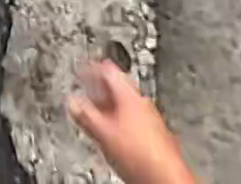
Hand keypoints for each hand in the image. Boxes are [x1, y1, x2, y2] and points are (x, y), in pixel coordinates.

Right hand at [68, 60, 198, 183]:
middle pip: (117, 85)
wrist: (167, 180)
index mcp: (129, 93)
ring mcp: (152, 118)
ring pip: (126, 103)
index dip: (91, 68)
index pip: (107, 68)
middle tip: (87, 92)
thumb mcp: (103, 132)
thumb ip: (86, 114)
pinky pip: (134, 119)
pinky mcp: (157, 136)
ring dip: (110, 106)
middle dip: (100, 89)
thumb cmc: (141, 154)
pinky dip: (121, 120)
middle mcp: (142, 101)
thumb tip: (73, 102)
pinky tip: (115, 134)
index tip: (80, 71)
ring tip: (97, 115)